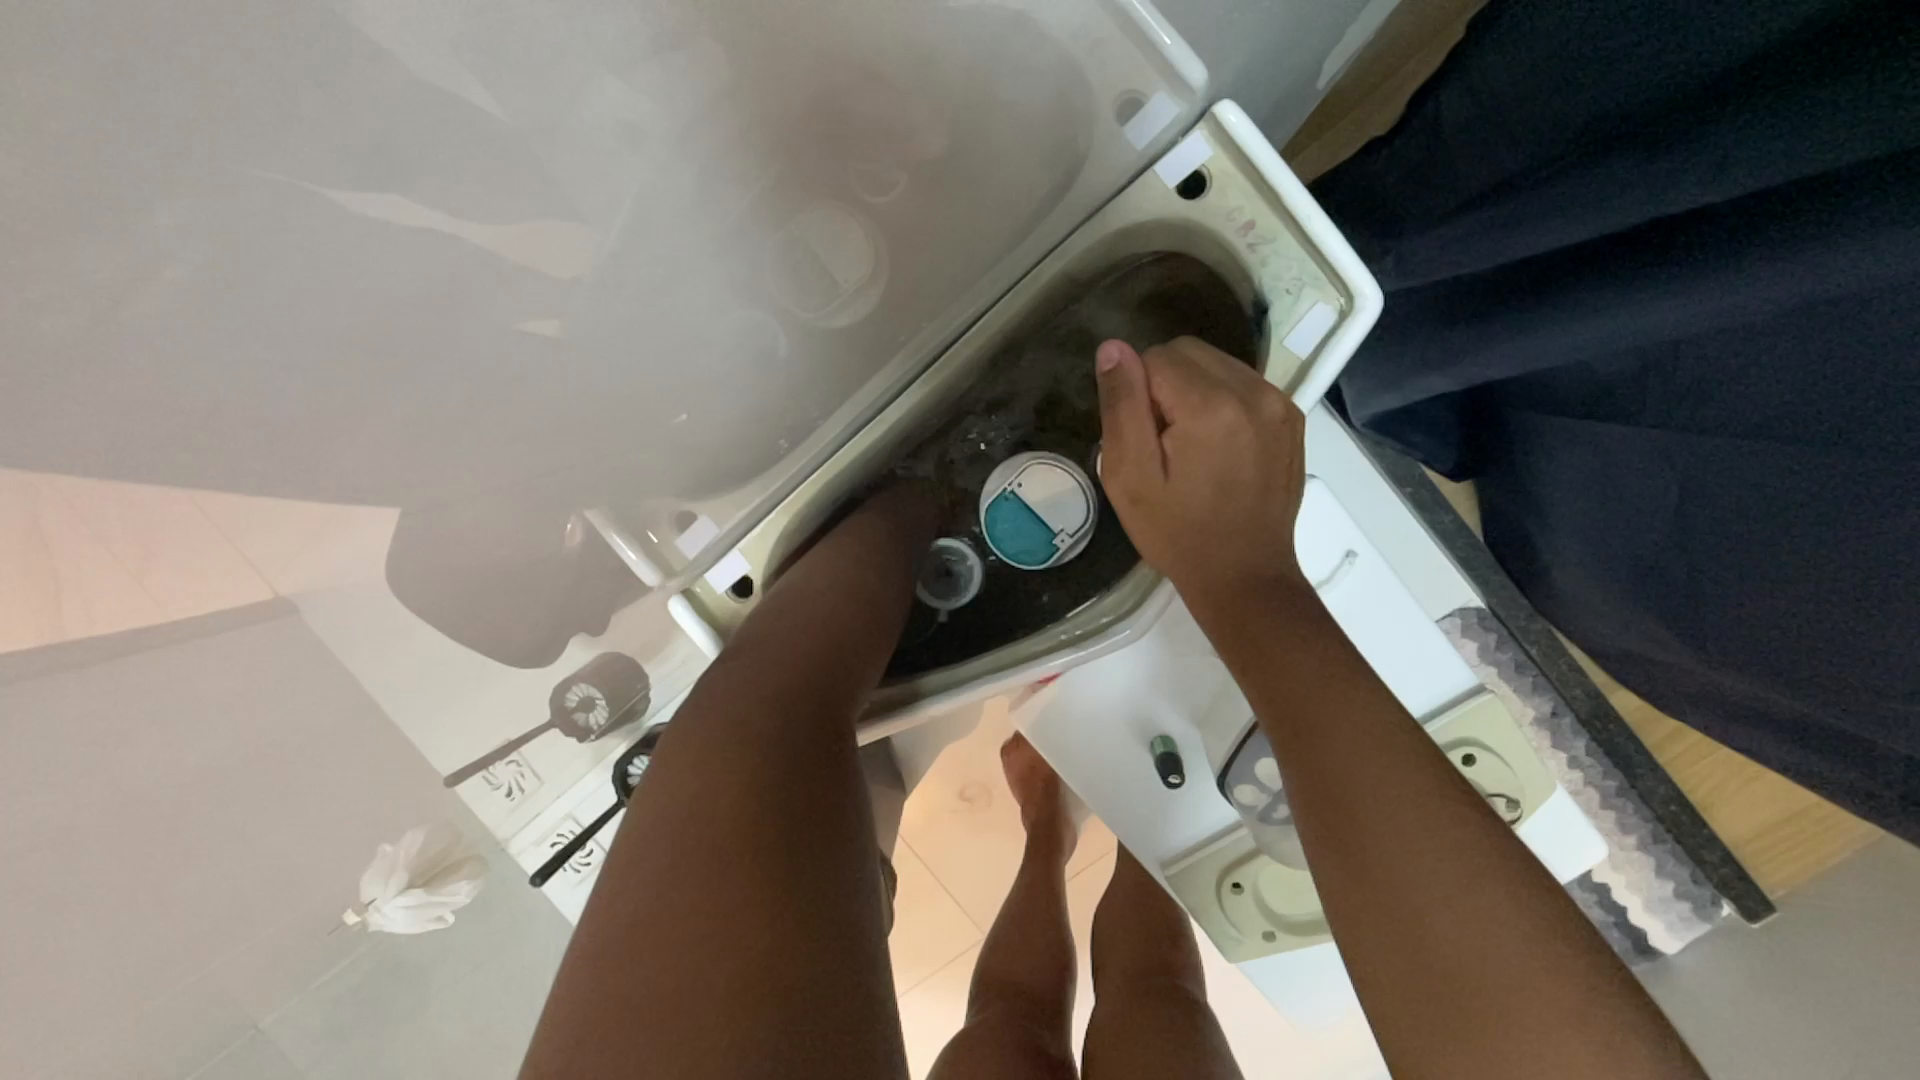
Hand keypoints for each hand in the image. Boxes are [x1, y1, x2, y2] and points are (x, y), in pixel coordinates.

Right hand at [1094, 337, 1308, 609]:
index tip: (1143, 441)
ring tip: (1190, 446)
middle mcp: (1253, 392)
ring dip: (1193, 391)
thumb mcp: (1129, 477)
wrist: (1244, 575)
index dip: (1137, 394)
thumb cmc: (1177, 533)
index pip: (1155, 357)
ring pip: (1216, 364)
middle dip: (1165, 385)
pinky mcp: (1291, 418)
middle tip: (1162, 444)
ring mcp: (1279, 404)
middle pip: (1188, 352)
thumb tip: (1114, 347)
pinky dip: (1222, 402)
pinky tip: (1217, 447)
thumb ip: (1121, 406)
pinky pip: (1243, 384)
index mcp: (1211, 406)